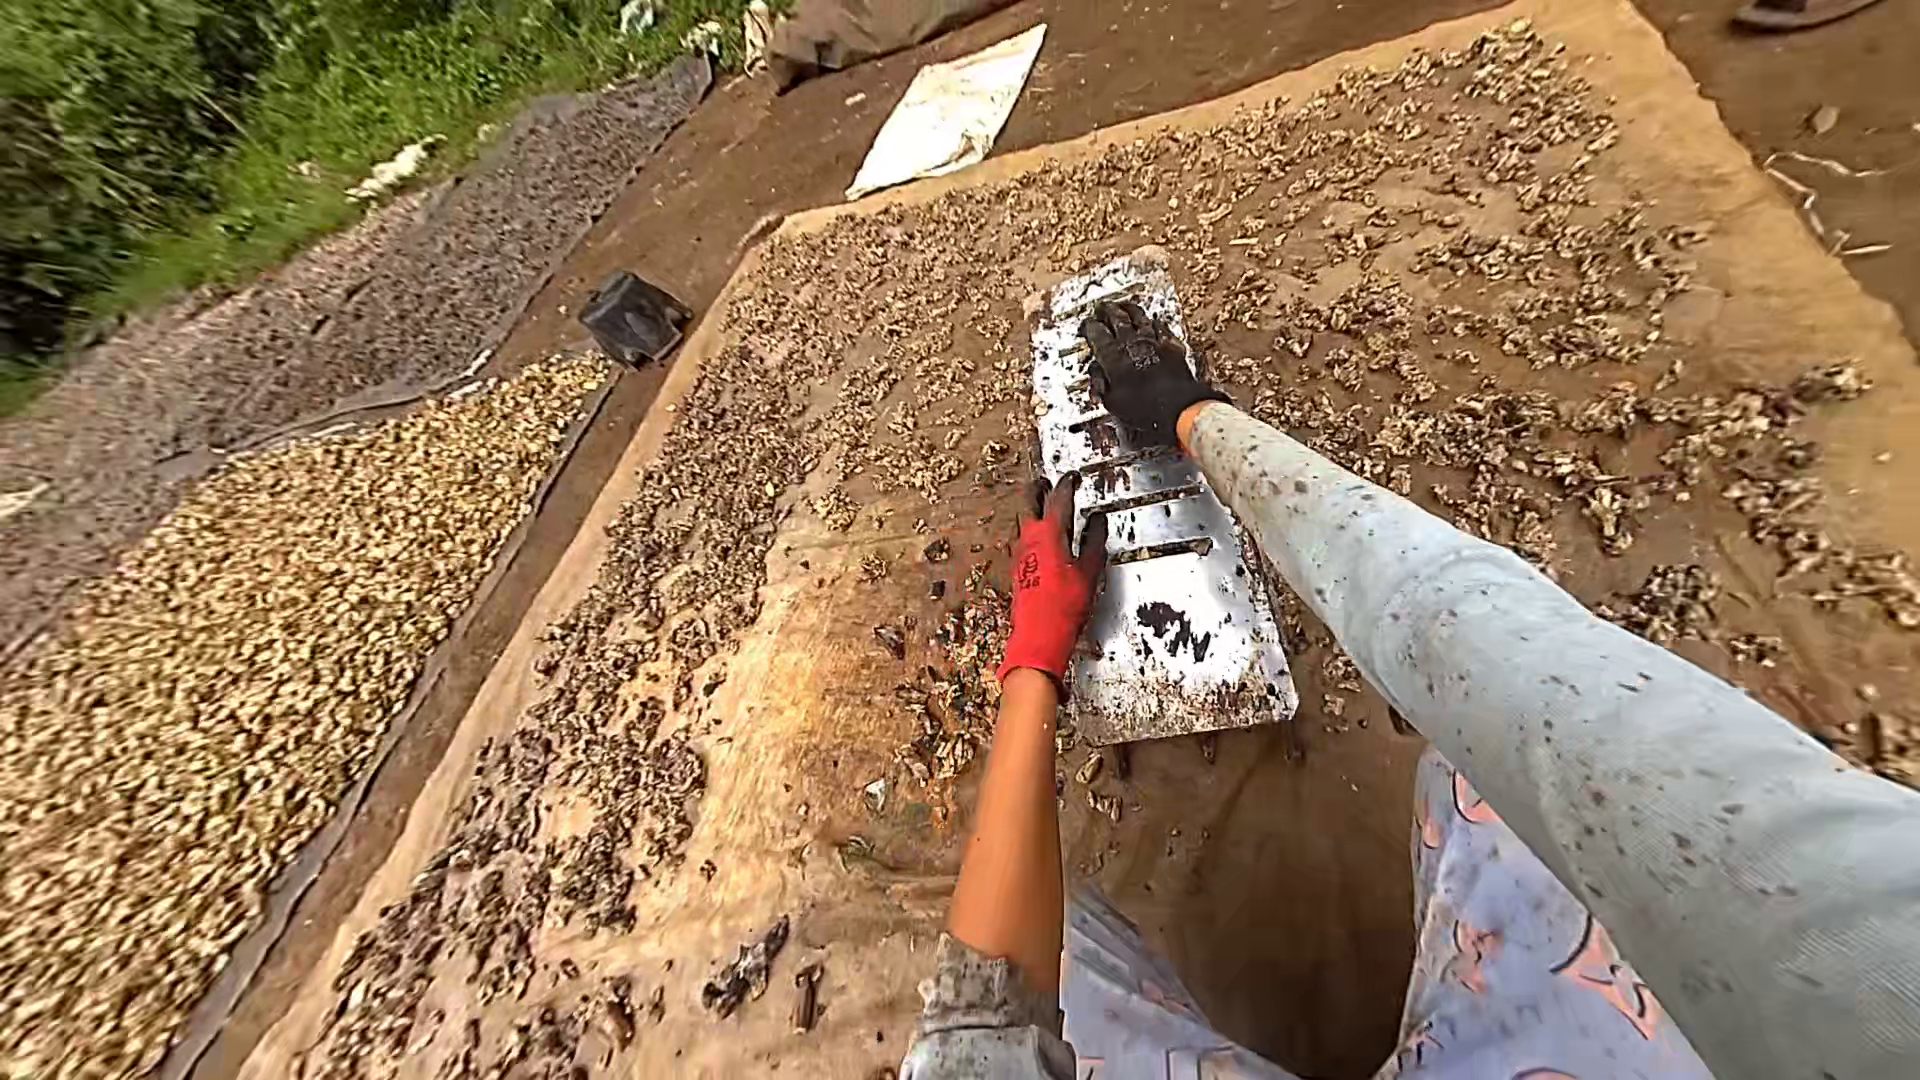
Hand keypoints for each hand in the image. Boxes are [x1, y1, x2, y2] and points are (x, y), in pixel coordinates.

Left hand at [997, 473, 1107, 690]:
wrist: (1038, 634)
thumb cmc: (1064, 605)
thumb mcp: (1090, 571)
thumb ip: (1095, 541)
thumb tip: (1098, 521)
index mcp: (1049, 533)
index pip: (1058, 497)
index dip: (1068, 483)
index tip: (1074, 478)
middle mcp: (1028, 537)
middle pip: (1028, 500)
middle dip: (1039, 487)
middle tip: (1049, 481)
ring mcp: (1019, 551)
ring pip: (1022, 518)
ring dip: (1032, 506)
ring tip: (1043, 503)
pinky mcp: (1016, 565)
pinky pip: (1020, 536)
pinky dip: (1029, 527)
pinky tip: (1037, 536)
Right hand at [1079, 300, 1229, 445]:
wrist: (1177, 407)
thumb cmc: (1144, 408)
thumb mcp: (1112, 401)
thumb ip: (1101, 383)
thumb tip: (1097, 375)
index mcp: (1114, 355)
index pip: (1097, 333)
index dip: (1090, 327)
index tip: (1087, 325)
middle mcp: (1132, 342)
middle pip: (1117, 317)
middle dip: (1107, 311)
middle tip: (1101, 308)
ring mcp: (1154, 340)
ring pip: (1139, 316)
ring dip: (1129, 309)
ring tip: (1123, 306)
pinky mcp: (1171, 345)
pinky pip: (1160, 327)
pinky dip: (1153, 322)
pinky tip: (1152, 321)